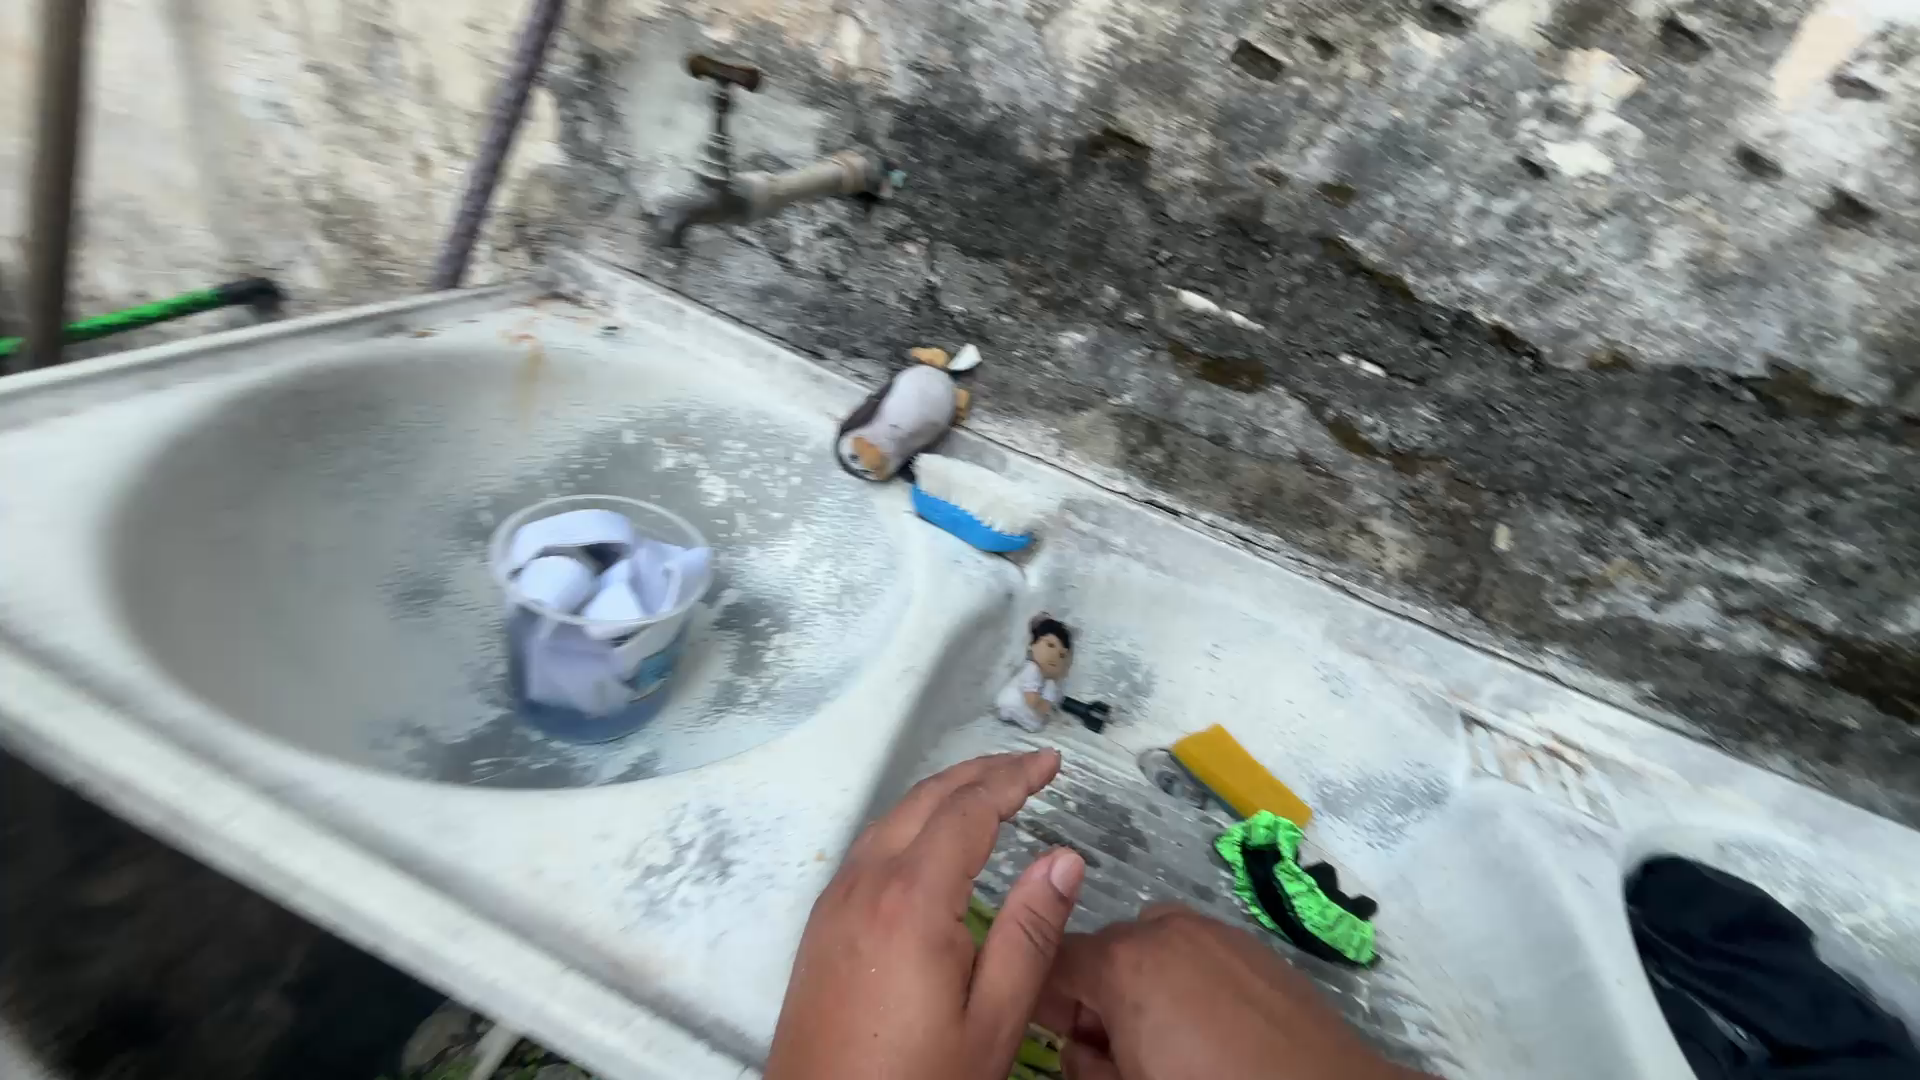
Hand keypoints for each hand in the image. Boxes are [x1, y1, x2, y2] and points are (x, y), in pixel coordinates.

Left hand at [766, 751, 1086, 1079]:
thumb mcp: (992, 1022)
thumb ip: (1030, 933)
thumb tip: (1065, 859)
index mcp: (913, 896)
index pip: (971, 808)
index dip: (1014, 778)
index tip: (1051, 762)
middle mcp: (868, 878)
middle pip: (929, 796)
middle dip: (982, 771)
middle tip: (1029, 766)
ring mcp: (838, 895)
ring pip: (897, 813)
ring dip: (946, 790)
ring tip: (991, 788)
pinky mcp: (823, 917)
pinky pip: (874, 841)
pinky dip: (914, 816)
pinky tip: (934, 835)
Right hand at [1036, 905, 1430, 1079]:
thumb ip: (1087, 1069)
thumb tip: (1081, 1046)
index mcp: (1123, 964)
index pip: (1051, 960)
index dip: (1045, 1000)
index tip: (1062, 1039)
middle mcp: (1161, 929)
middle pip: (1101, 954)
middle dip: (1098, 1001)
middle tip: (1123, 1058)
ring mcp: (1212, 930)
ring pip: (1149, 949)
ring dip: (1142, 989)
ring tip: (1176, 1048)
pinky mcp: (1251, 945)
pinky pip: (1194, 952)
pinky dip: (1186, 982)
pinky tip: (1218, 1034)